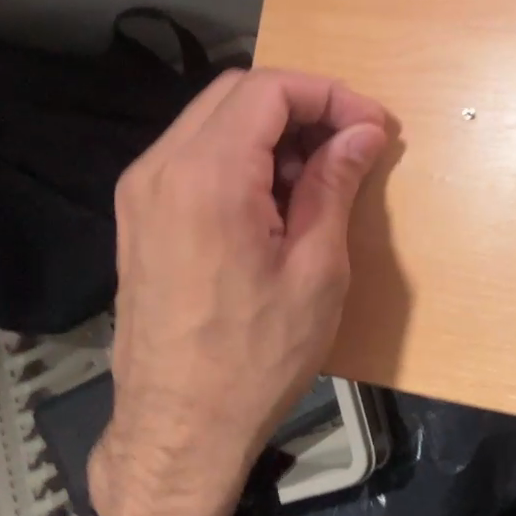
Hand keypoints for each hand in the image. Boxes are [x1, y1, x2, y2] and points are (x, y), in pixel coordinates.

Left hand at [89, 69, 386, 515]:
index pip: (269, 89)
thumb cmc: (259, 355)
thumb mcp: (317, 269)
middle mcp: (161, 169)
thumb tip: (363, 133)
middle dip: (305, 105)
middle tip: (355, 144)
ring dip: (275, 131)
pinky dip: (245, 157)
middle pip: (237, 93)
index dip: (330, 95)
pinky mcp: (140, 216)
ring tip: (323, 176)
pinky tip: (280, 200)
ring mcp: (142, 192)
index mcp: (207, 177)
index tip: (375, 128)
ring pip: (214, 120)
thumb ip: (335, 185)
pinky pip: (196, 156)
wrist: (180, 426)